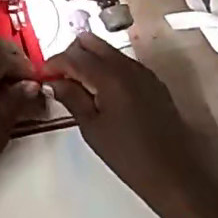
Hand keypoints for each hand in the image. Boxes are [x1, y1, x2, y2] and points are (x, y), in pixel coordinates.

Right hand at [45, 33, 207, 209]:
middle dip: (70, 54)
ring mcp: (143, 72)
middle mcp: (127, 66)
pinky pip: (123, 62)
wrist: (175, 175)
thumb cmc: (128, 156)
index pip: (73, 56)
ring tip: (77, 85)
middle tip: (58, 77)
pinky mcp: (153, 82)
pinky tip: (101, 91)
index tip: (41, 76)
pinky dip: (106, 68)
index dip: (53, 63)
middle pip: (91, 42)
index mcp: (109, 76)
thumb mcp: (92, 128)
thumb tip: (53, 81)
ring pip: (108, 50)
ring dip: (89, 60)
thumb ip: (71, 97)